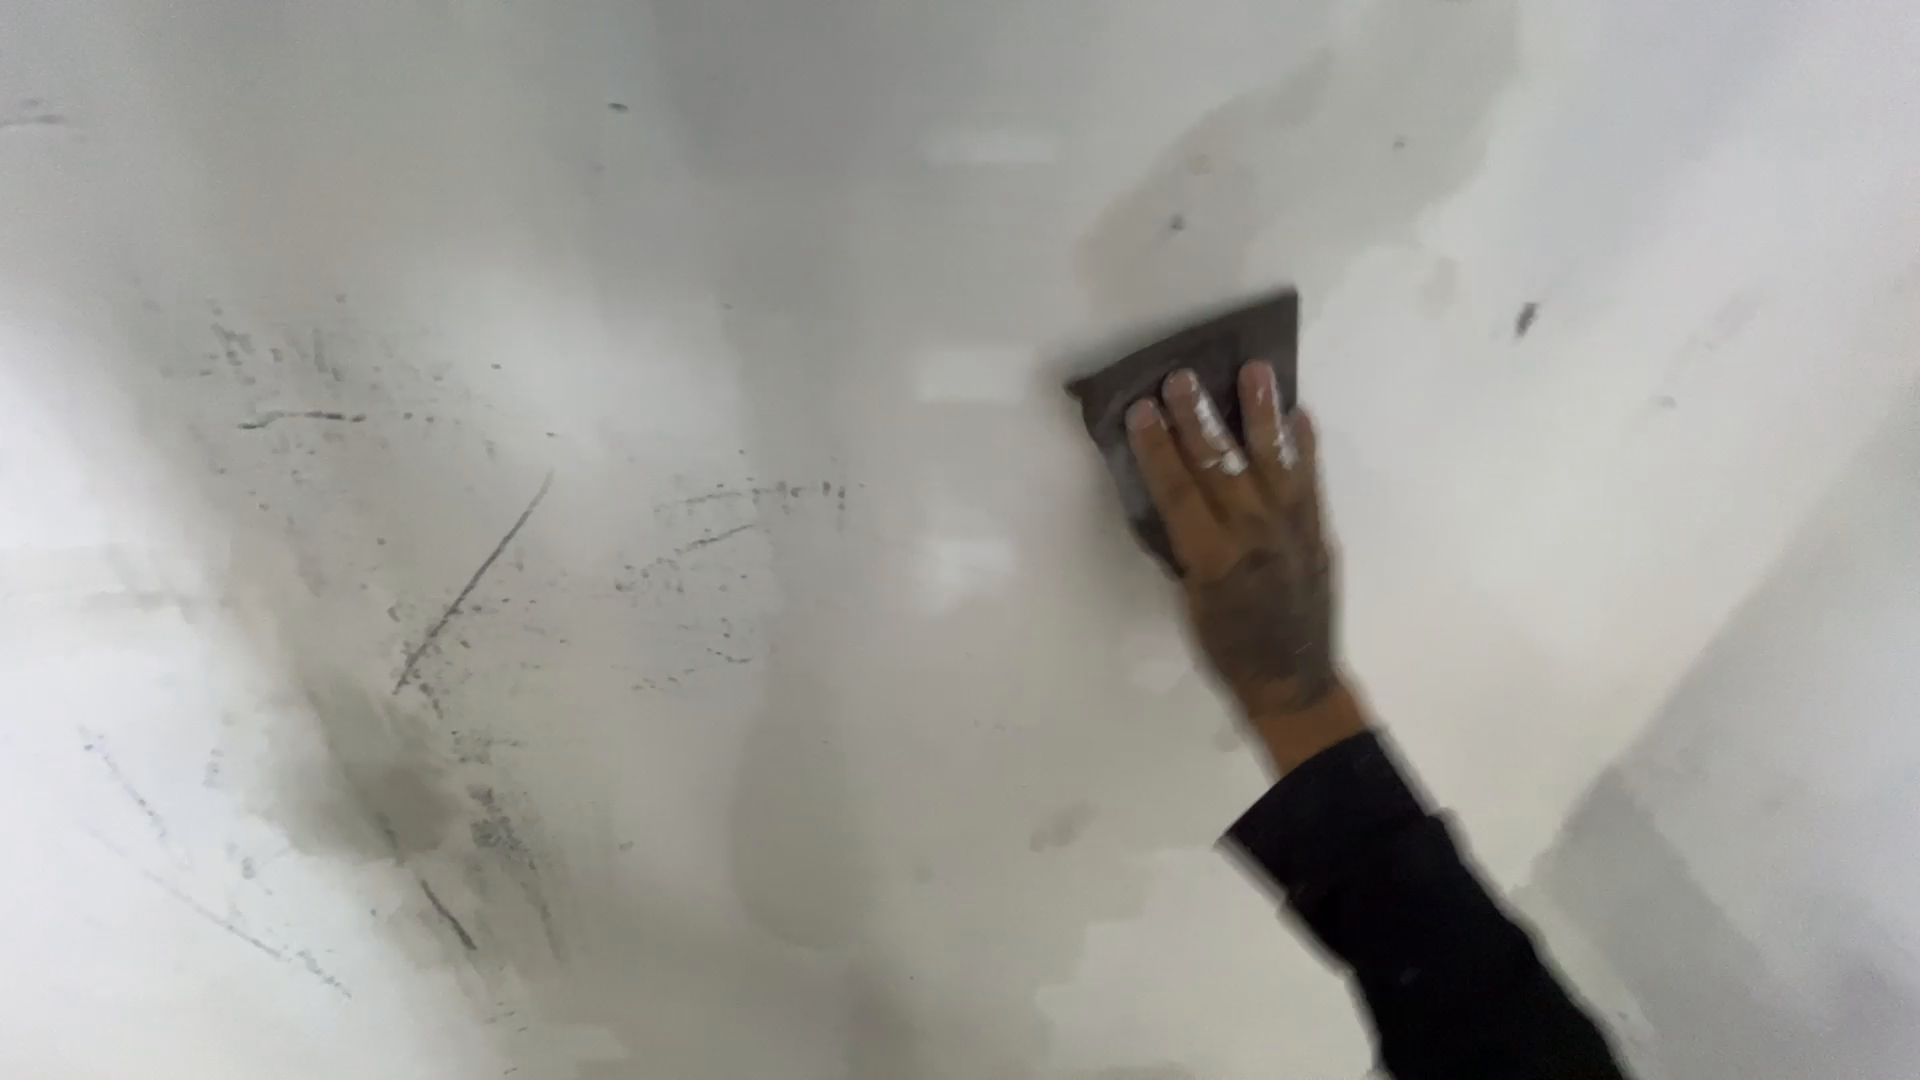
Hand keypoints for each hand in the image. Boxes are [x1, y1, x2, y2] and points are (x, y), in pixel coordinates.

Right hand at [1125, 363, 1366, 769]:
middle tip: (1183, 377)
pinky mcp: (1319, 530)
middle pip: (1222, 465)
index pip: (1177, 491)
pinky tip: (1301, 414)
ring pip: (1275, 460)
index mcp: (1213, 558)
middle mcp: (1255, 535)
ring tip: (1257, 370)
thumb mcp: (1190, 602)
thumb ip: (1186, 548)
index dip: (1157, 448)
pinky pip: (1313, 480)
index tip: (1142, 409)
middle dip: (1199, 418)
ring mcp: (1294, 528)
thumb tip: (1175, 501)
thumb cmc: (1227, 648)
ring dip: (1262, 413)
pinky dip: (1307, 446)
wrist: (1295, 680)